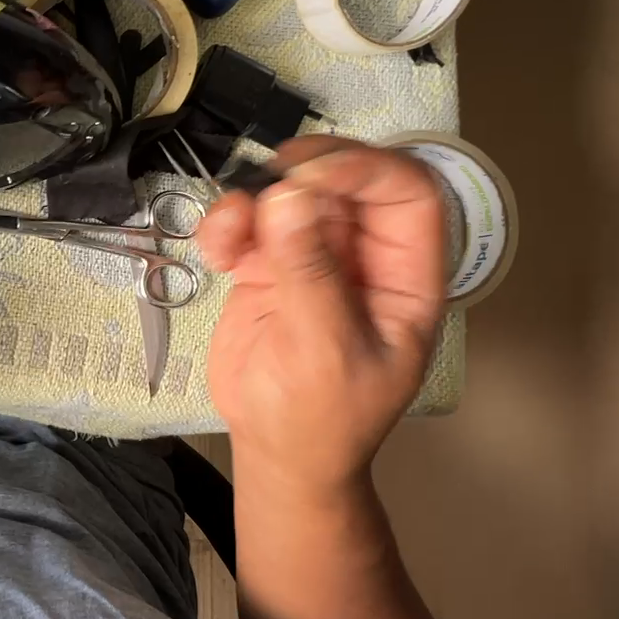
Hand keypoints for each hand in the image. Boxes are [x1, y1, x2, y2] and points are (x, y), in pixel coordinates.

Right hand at [195, 137, 447, 496]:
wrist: (274, 449)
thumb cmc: (321, 415)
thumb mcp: (325, 350)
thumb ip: (309, 274)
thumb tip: (285, 197)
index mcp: (404, 275)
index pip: (404, 193)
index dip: (362, 170)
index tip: (303, 176)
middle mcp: (361, 256)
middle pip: (342, 182)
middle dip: (299, 175)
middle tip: (258, 184)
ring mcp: (310, 258)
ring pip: (285, 196)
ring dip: (249, 204)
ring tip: (224, 240)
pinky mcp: (264, 268)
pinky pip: (245, 225)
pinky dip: (223, 227)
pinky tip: (214, 256)